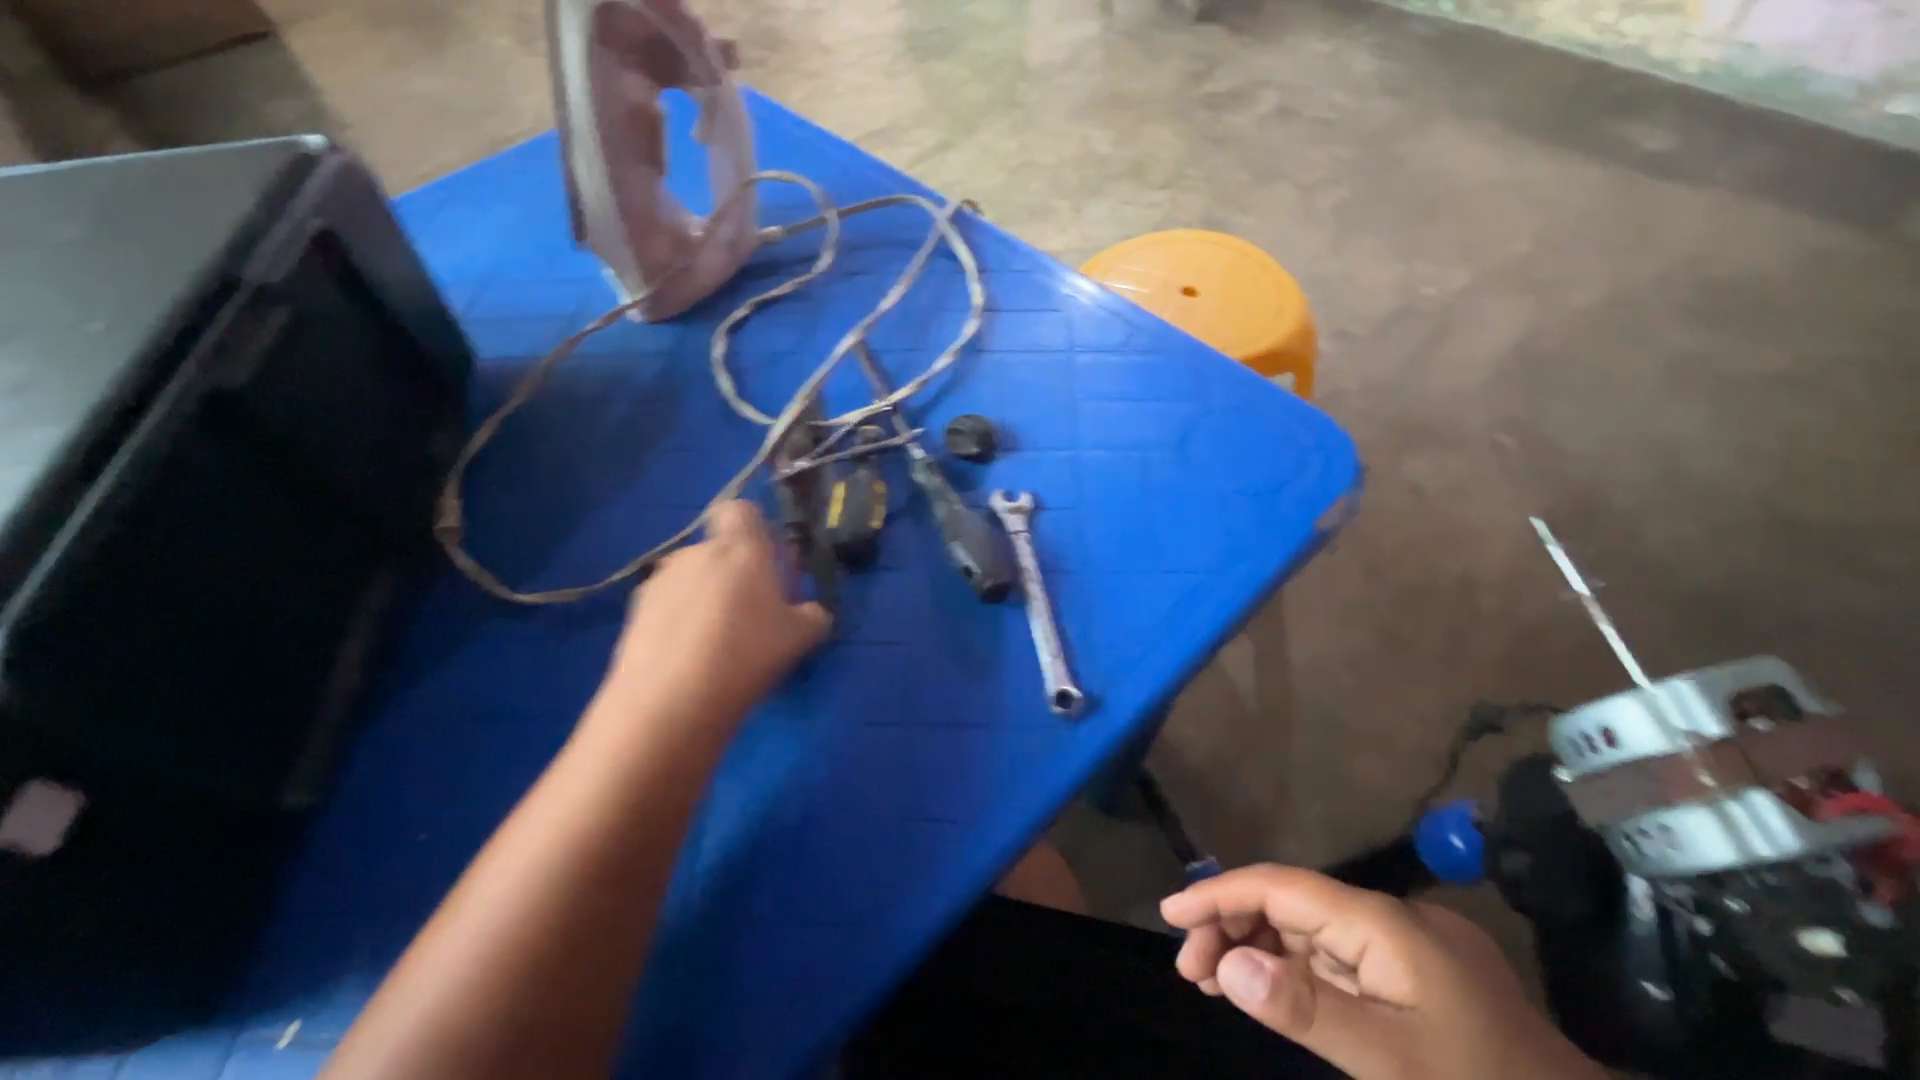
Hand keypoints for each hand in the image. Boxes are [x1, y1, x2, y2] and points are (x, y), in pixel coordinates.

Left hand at [599, 500, 830, 734]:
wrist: (669, 699)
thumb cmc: (747, 654)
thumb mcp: (801, 637)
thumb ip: (813, 615)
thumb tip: (812, 611)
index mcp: (740, 548)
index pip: (741, 510)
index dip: (755, 530)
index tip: (769, 563)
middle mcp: (697, 553)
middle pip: (718, 551)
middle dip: (734, 576)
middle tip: (752, 618)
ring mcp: (660, 581)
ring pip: (691, 580)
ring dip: (705, 600)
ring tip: (717, 647)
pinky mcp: (634, 612)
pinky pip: (667, 608)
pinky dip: (679, 625)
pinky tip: (689, 662)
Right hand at [1161, 865, 1605, 1079]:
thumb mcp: (1391, 1061)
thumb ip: (1306, 1009)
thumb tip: (1227, 963)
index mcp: (1384, 924)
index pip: (1282, 888)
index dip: (1219, 894)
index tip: (1168, 915)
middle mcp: (1394, 922)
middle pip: (1294, 904)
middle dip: (1234, 926)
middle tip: (1190, 974)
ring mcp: (1410, 949)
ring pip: (1314, 931)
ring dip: (1260, 949)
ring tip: (1214, 983)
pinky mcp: (1420, 978)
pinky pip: (1340, 959)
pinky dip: (1295, 970)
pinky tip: (1271, 991)